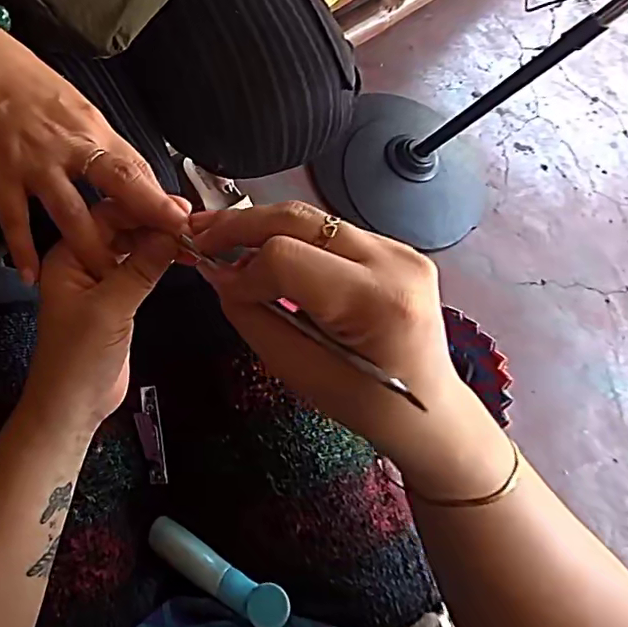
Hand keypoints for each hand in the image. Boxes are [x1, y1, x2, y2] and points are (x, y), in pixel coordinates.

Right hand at [0, 33, 189, 282]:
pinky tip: (31, 275)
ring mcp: (35, 163)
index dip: (160, 197)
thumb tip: (123, 169)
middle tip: (170, 252)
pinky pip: (14, 219)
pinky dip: (22, 250)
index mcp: (92, 125)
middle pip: (120, 186)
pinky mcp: (0, 174)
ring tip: (107, 276)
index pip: (136, 166)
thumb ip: (96, 137)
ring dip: (92, 249)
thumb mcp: (73, 101)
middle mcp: (71, 146)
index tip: (180, 222)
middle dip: (149, 220)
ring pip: (71, 213)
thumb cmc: (25, 77)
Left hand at [24, 205, 183, 427]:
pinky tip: (178, 256)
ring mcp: (98, 281)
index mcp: (66, 257)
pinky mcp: (114, 300)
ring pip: (130, 248)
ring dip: (158, 241)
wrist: (71, 406)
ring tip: (190, 236)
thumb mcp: (110, 309)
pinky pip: (137, 269)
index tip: (175, 208)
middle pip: (119, 229)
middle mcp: (80, 264)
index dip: (140, 209)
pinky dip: (157, 262)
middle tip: (189, 220)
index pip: (104, 217)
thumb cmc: (74, 362)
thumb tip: (169, 234)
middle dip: (152, 222)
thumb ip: (140, 268)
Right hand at [190, 202, 507, 495]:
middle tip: (198, 234)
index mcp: (379, 302)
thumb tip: (218, 273)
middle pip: (295, 218)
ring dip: (257, 224)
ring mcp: (397, 250)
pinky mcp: (388, 247)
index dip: (241, 268)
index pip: (285, 257)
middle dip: (238, 224)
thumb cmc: (366, 402)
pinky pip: (321, 229)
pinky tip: (258, 249)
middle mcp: (395, 263)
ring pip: (306, 216)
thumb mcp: (296, 368)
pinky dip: (283, 235)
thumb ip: (250, 314)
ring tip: (219, 235)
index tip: (218, 282)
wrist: (429, 410)